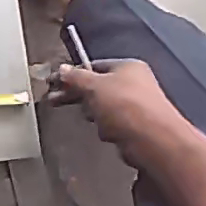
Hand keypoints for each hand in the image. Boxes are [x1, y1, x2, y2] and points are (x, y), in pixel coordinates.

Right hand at [55, 61, 197, 170]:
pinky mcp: (135, 124)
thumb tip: (61, 68)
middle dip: (76, 95)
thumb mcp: (93, 86)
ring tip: (93, 119)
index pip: (92, 66)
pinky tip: (108, 132)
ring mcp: (135, 103)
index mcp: (127, 67)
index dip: (72, 75)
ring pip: (101, 106)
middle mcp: (134, 82)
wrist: (153, 139)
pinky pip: (111, 122)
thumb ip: (75, 77)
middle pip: (95, 86)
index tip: (53, 84)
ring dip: (93, 114)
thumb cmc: (123, 106)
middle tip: (53, 101)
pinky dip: (106, 127)